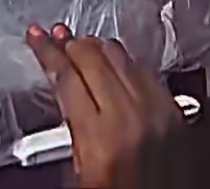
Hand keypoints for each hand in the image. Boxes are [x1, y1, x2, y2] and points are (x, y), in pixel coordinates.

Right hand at [26, 24, 190, 187]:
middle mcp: (128, 117)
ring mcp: (154, 108)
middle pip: (90, 57)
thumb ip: (73, 125)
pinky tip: (112, 62)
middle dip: (69, 43)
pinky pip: (141, 67)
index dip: (47, 51)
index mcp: (99, 141)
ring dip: (95, 47)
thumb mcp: (83, 174)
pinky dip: (122, 60)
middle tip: (57, 37)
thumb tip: (61, 81)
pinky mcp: (172, 107)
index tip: (37, 36)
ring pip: (116, 53)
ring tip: (81, 45)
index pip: (66, 77)